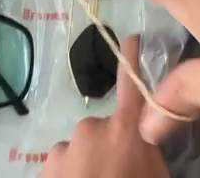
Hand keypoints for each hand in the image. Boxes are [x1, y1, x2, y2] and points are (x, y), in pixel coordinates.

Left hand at [42, 36, 168, 176]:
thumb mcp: (156, 175)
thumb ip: (151, 149)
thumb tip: (149, 130)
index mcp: (123, 130)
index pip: (131, 83)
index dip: (131, 59)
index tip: (132, 36)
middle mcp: (90, 129)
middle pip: (104, 129)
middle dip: (110, 146)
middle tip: (118, 170)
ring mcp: (63, 148)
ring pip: (81, 150)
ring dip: (88, 163)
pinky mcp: (44, 166)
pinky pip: (62, 165)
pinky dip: (69, 175)